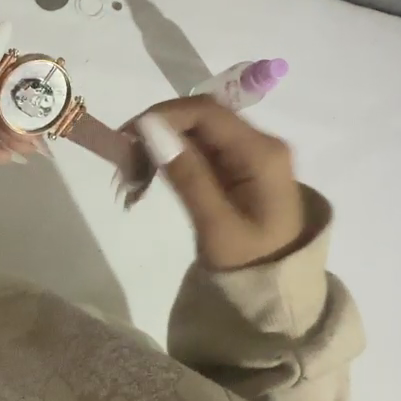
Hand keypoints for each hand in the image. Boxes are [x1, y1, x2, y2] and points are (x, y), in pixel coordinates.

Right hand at [133, 97, 308, 270]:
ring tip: (130, 183)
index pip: (206, 111)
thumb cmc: (250, 262)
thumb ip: (187, 175)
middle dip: (155, 135)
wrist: (278, 288)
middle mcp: (259, 142)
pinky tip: (146, 183)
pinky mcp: (237, 166)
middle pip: (198, 118)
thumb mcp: (216, 226)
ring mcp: (249, 153)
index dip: (162, 117)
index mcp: (262, 152)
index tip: (124, 142)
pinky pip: (197, 151)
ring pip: (193, 133)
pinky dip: (168, 161)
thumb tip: (151, 131)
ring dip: (157, 150)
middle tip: (122, 170)